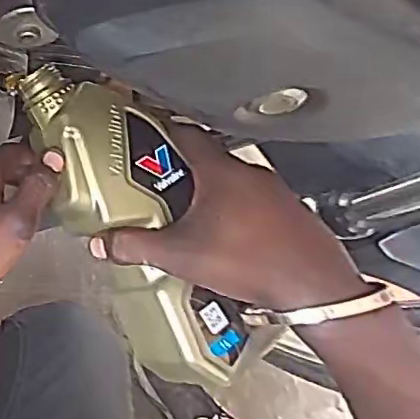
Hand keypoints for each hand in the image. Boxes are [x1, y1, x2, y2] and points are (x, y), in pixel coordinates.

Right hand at [86, 125, 369, 309]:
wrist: (314, 290)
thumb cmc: (255, 263)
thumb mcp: (178, 255)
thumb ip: (134, 245)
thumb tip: (105, 243)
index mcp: (221, 173)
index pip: (186, 134)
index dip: (161, 129)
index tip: (146, 129)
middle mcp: (250, 176)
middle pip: (205, 158)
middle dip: (177, 168)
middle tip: (154, 181)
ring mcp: (274, 194)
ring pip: (229, 181)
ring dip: (205, 191)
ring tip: (182, 213)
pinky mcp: (288, 214)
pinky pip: (250, 201)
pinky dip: (230, 210)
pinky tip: (218, 234)